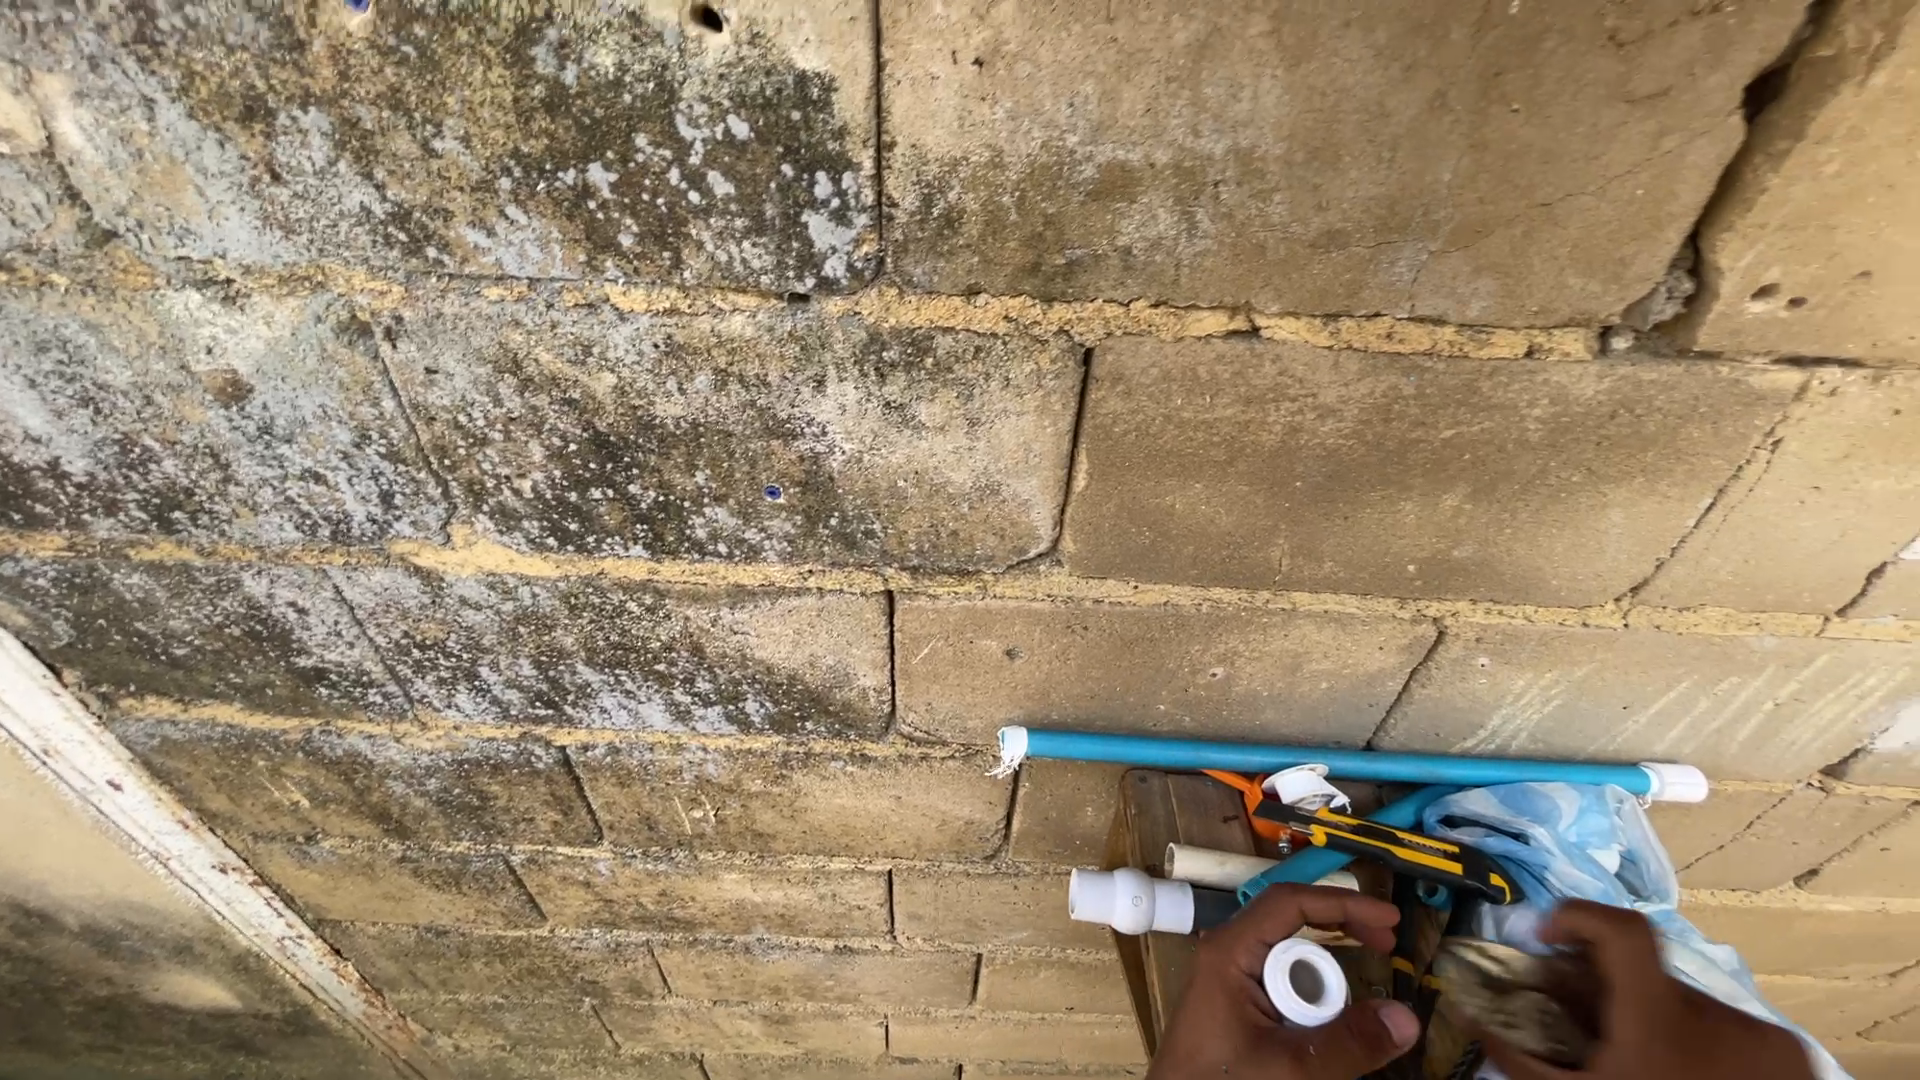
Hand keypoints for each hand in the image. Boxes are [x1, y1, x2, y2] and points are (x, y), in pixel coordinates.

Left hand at [1147, 884, 1421, 1079]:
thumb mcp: (1291, 1067)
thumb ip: (1348, 1043)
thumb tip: (1407, 1016)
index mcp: (1230, 949)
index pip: (1288, 903)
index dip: (1340, 902)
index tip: (1389, 918)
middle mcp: (1227, 949)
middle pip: (1288, 918)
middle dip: (1339, 922)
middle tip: (1387, 943)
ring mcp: (1229, 971)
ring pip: (1286, 948)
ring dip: (1325, 957)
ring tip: (1366, 968)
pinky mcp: (1235, 996)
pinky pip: (1279, 974)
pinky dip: (1311, 981)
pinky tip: (1334, 1001)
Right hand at [1483, 901, 1815, 1079]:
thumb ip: (1517, 1055)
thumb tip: (1457, 1008)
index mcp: (1663, 1018)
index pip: (1621, 928)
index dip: (1576, 915)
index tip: (1546, 940)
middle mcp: (1720, 1013)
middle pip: (1641, 970)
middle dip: (1607, 987)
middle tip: (1587, 1024)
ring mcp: (1766, 1037)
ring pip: (1681, 998)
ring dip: (1651, 1016)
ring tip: (1639, 1057)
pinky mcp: (1794, 1057)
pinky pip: (1724, 1024)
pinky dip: (1693, 1038)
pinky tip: (1682, 1070)